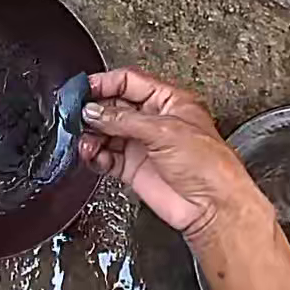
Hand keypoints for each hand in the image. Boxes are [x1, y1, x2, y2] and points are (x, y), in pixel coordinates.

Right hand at [78, 68, 272, 248]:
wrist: (212, 207)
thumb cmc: (209, 166)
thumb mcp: (165, 131)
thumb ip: (124, 119)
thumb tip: (94, 111)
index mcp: (168, 102)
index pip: (129, 82)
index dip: (105, 83)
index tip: (83, 90)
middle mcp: (153, 121)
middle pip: (113, 106)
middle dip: (93, 111)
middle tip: (77, 116)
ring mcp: (141, 144)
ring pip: (105, 132)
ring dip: (91, 135)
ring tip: (86, 141)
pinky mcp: (132, 167)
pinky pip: (104, 156)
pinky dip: (94, 155)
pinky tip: (92, 155)